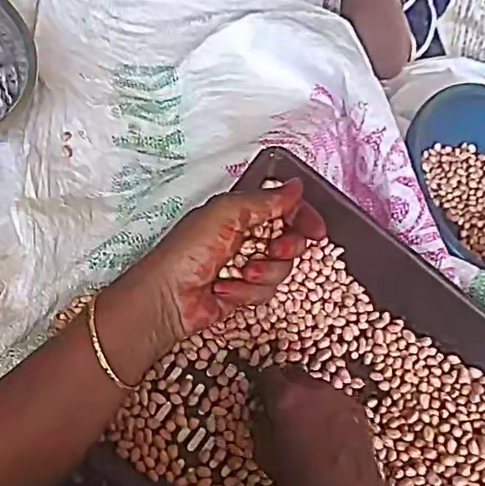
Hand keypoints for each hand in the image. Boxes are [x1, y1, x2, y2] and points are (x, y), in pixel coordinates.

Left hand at [121, 180, 327, 343]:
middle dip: (285, 249)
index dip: (302, 217)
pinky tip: (224, 290)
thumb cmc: (186, 253)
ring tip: (239, 273)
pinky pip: (265, 292)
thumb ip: (264, 201)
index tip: (316, 230)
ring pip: (280, 270)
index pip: (283, 209)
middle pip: (289, 242)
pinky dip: (246, 292)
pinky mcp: (242, 293)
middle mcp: (244, 238)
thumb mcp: (226, 214)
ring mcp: (244, 267)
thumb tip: (294, 187)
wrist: (168, 298)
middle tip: (275, 251)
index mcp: (239, 213)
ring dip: (262, 273)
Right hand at [252, 366, 411, 485]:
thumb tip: (262, 414)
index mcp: (285, 397)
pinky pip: (334, 400)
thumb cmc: (301, 478)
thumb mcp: (265, 455)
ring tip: (306, 424)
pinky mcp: (356, 408)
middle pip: (293, 374)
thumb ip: (260, 426)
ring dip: (307, 398)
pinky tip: (327, 432)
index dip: (262, 386)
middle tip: (280, 409)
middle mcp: (313, 389)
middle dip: (284, 387)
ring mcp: (338, 396)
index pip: (267, 374)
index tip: (261, 398)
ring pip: (315, 387)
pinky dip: (327, 409)